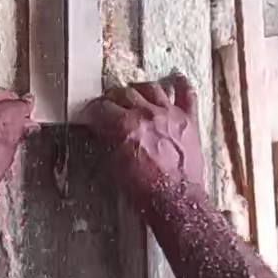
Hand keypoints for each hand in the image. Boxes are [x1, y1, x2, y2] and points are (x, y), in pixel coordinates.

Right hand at [86, 75, 208, 199]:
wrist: (175, 200)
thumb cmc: (144, 190)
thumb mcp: (115, 167)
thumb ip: (108, 142)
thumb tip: (102, 132)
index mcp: (126, 126)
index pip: (102, 108)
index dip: (92, 111)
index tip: (89, 114)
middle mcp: (147, 114)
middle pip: (125, 93)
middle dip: (112, 97)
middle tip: (107, 104)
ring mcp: (170, 114)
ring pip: (152, 88)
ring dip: (139, 88)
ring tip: (133, 93)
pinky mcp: (188, 120)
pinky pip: (186, 95)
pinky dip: (181, 85)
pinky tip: (176, 78)